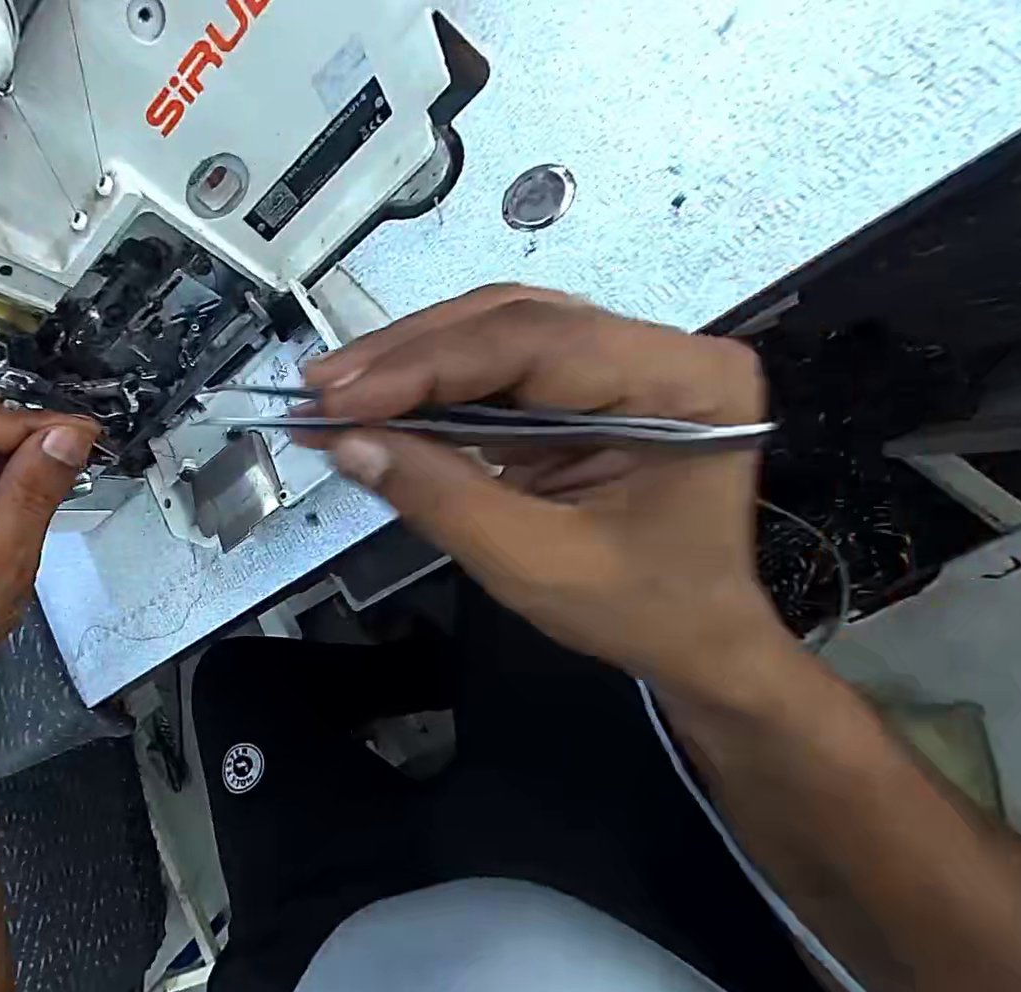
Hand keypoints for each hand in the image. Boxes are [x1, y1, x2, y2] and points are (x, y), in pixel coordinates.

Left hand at [0, 392, 99, 693]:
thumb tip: (70, 435)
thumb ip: (35, 489)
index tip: (87, 433)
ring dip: (22, 455)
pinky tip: (32, 492)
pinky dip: (11, 471)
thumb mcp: (3, 553)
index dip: (34, 426)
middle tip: (78, 455)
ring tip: (57, 480)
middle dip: (28, 438)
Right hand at [305, 285, 795, 701]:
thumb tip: (350, 443)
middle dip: (409, 356)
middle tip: (324, 386)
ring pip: (500, 337)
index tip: (340, 397)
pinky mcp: (591, 389)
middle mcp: (661, 351)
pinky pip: (504, 371)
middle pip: (514, 323)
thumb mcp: (535, 564)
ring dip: (415, 365)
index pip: (534, 343)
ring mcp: (626, 365)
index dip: (426, 365)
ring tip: (341, 393)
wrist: (697, 640)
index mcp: (682, 383)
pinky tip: (387, 403)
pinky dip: (439, 389)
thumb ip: (442, 497)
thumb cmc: (641, 612)